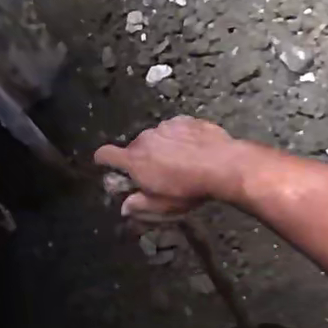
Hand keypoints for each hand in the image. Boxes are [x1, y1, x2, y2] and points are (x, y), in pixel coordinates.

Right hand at [94, 117, 247, 218]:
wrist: (223, 166)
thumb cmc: (189, 189)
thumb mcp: (162, 206)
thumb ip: (139, 205)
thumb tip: (125, 207)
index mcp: (134, 160)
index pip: (105, 155)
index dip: (104, 161)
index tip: (110, 167)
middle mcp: (145, 139)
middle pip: (134, 148)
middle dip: (141, 160)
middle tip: (158, 175)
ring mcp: (165, 127)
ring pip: (155, 138)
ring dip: (162, 148)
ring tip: (180, 164)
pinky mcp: (184, 120)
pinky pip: (175, 129)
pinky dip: (179, 139)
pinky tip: (193, 151)